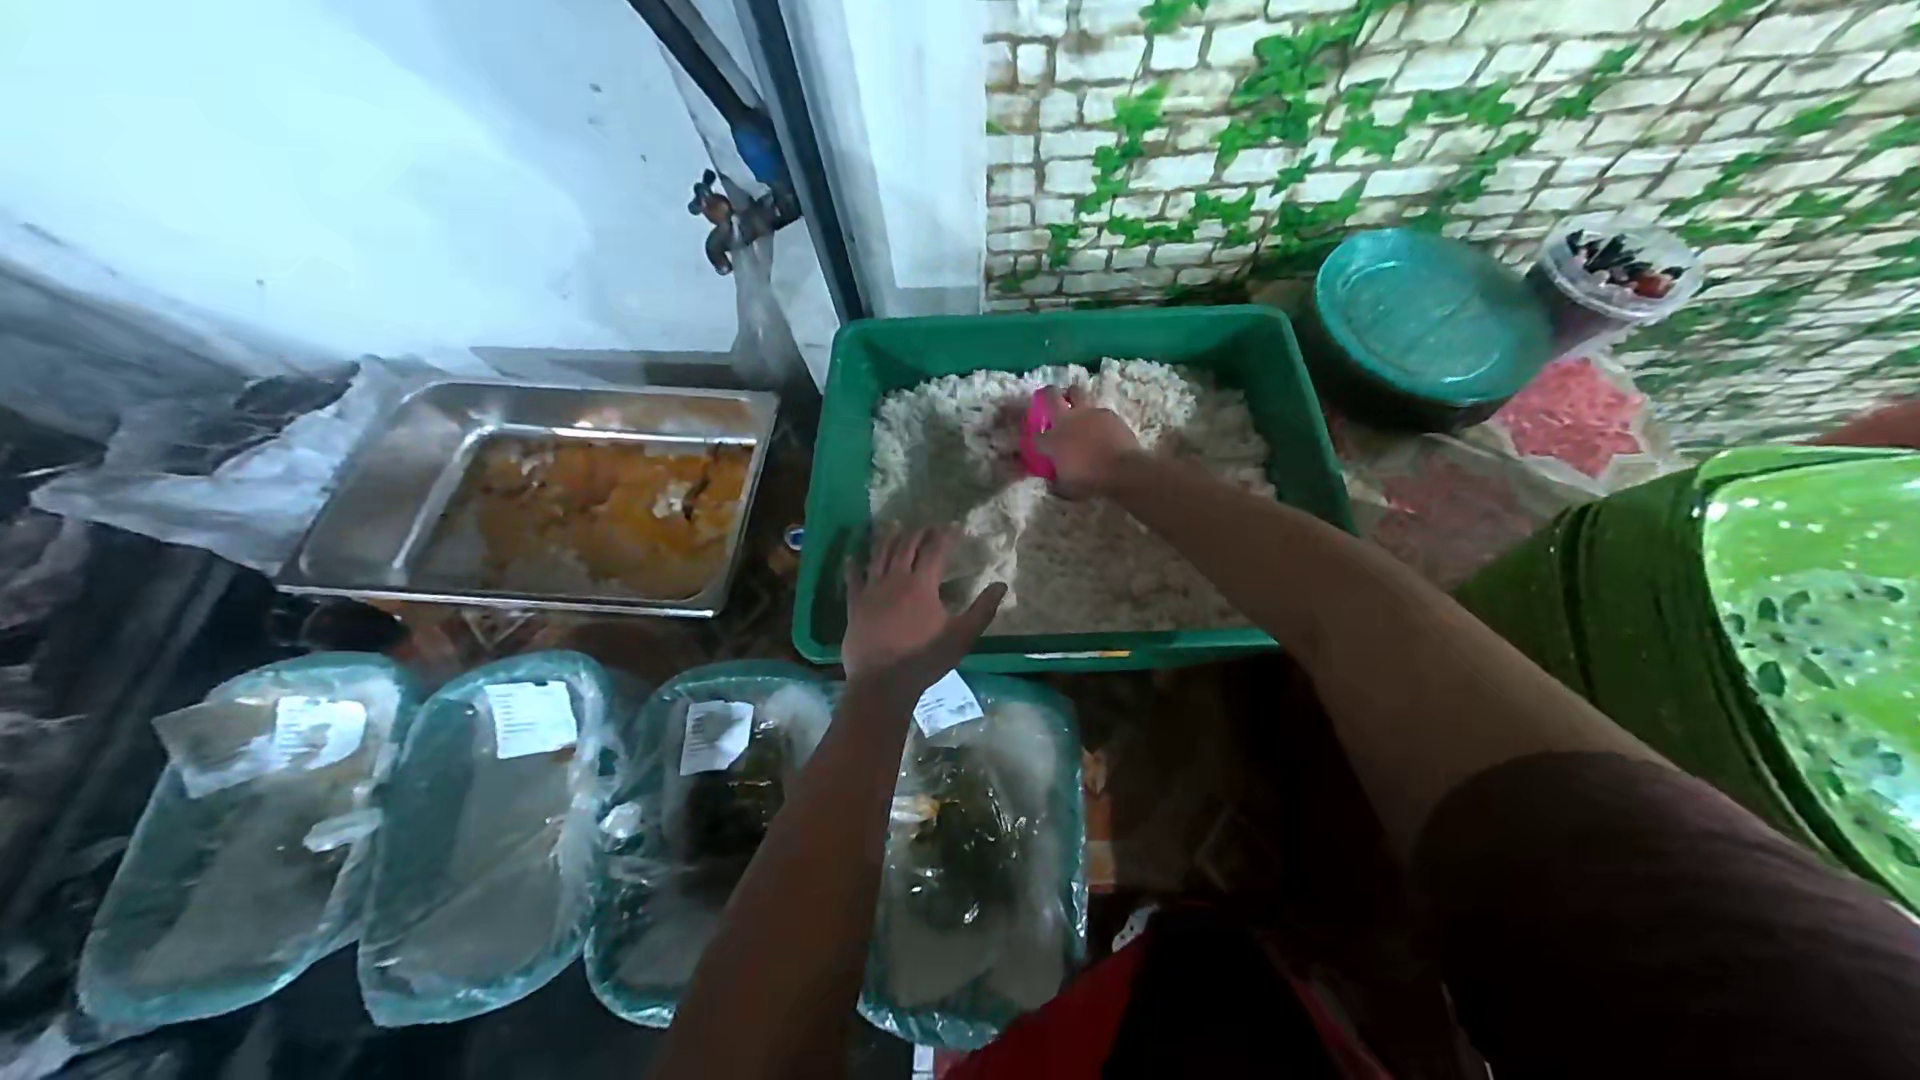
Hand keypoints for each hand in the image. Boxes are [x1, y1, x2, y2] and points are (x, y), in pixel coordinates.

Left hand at [842, 526, 1006, 690]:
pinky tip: (852, 556)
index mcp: (922, 585)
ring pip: (879, 555)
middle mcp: (896, 579)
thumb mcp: (962, 636)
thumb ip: (983, 610)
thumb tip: (1001, 585)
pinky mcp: (855, 604)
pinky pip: (853, 578)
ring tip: (894, 525)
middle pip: (907, 547)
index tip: (954, 526)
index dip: (946, 535)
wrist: (882, 682)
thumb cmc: (925, 659)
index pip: (936, 550)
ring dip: (888, 538)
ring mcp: (872, 590)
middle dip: (918, 533)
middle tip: (927, 525)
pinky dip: (853, 565)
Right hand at [1033, 386, 1141, 498]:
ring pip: (1075, 392)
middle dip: (1047, 394)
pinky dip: (1094, 416)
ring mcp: (1087, 413)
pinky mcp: (1106, 413)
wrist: (1123, 470)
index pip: (1035, 435)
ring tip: (1074, 404)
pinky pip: (1096, 409)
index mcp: (1052, 440)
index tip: (1039, 443)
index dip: (1035, 439)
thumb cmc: (1091, 481)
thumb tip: (1051, 479)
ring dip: (1071, 396)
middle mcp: (1066, 421)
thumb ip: (1055, 480)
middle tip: (1048, 398)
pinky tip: (1099, 426)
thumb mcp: (1066, 488)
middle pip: (1050, 395)